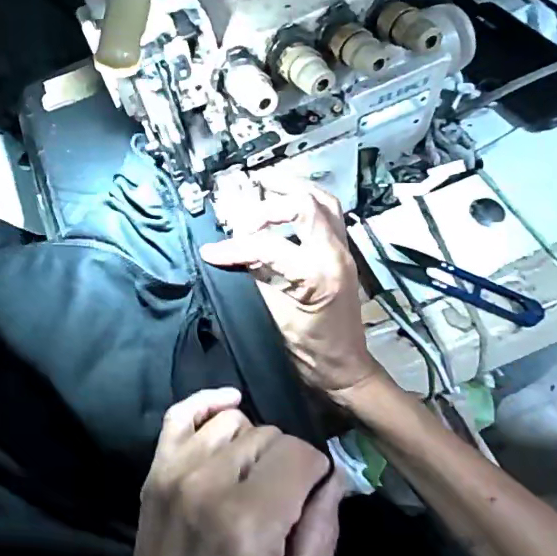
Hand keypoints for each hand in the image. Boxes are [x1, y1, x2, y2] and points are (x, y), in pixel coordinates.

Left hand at [61, 389, 344, 555]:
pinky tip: (230, 405)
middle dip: (287, 461)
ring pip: (231, 422)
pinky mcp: (153, 474)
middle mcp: (206, 484)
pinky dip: (206, 403)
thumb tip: (334, 476)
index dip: (317, 472)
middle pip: (266, 435)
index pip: (298, 453)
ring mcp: (173, 474)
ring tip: (256, 479)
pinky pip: (179, 415)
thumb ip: (322, 527)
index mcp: (248, 521)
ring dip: (252, 443)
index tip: (316, 495)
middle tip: (286, 499)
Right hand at [199, 186, 388, 401]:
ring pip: (323, 200)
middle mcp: (336, 255)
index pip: (268, 246)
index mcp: (318, 276)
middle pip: (303, 205)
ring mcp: (344, 250)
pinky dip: (306, 202)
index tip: (211, 251)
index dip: (235, 246)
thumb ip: (252, 279)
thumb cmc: (310, 352)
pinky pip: (329, 212)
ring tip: (265, 187)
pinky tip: (285, 204)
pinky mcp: (344, 252)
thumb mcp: (273, 317)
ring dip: (292, 190)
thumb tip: (228, 256)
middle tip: (241, 215)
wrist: (345, 368)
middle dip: (267, 204)